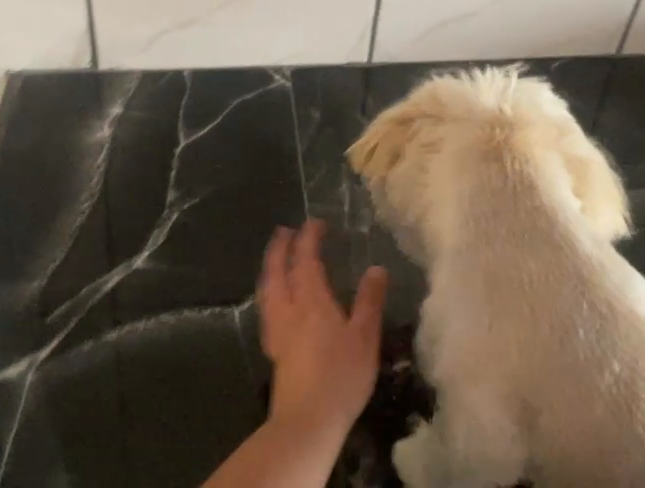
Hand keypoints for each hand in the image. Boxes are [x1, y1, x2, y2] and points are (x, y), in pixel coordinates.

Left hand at [257, 220, 388, 442]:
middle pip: (278, 270)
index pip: (306, 259)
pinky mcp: (274, 350)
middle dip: (281, 247)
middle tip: (285, 230)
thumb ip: (369, 301)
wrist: (307, 421)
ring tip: (275, 259)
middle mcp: (289, 309)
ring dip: (270, 267)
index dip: (309, 238)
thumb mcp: (365, 337)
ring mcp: (277, 331)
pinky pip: (267, 308)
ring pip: (268, 289)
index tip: (315, 222)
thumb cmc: (341, 376)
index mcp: (311, 300)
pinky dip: (269, 292)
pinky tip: (275, 302)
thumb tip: (376, 268)